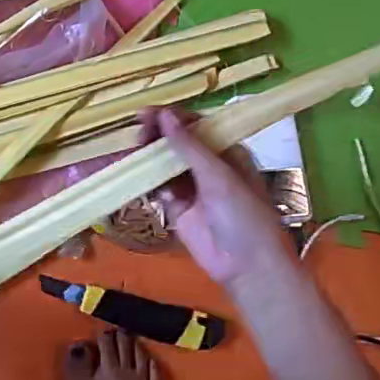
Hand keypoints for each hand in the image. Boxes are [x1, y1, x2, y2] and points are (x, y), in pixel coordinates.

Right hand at [139, 106, 298, 287]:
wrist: (246, 266)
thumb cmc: (243, 215)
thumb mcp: (218, 176)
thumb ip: (188, 146)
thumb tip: (164, 115)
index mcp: (226, 151)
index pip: (195, 126)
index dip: (172, 118)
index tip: (147, 114)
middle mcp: (208, 165)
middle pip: (176, 144)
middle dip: (157, 138)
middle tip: (138, 135)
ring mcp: (192, 187)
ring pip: (164, 165)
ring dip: (149, 160)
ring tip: (133, 157)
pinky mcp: (177, 209)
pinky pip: (159, 189)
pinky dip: (150, 184)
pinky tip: (141, 180)